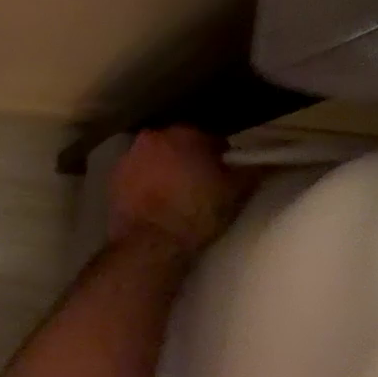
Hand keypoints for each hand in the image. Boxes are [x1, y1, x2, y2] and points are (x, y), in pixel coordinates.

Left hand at [107, 126, 248, 256]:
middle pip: (177, 146)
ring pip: (154, 160)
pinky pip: (135, 177)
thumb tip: (266, 162)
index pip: (210, 139)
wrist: (150, 243)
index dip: (219, 158)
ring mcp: (128, 157)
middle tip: (199, 187)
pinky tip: (153, 204)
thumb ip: (251, 171)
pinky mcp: (112, 180)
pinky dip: (144, 185)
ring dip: (163, 171)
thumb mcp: (234, 193)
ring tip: (174, 197)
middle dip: (188, 161)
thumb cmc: (196, 213)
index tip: (223, 176)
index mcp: (184, 133)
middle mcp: (152, 137)